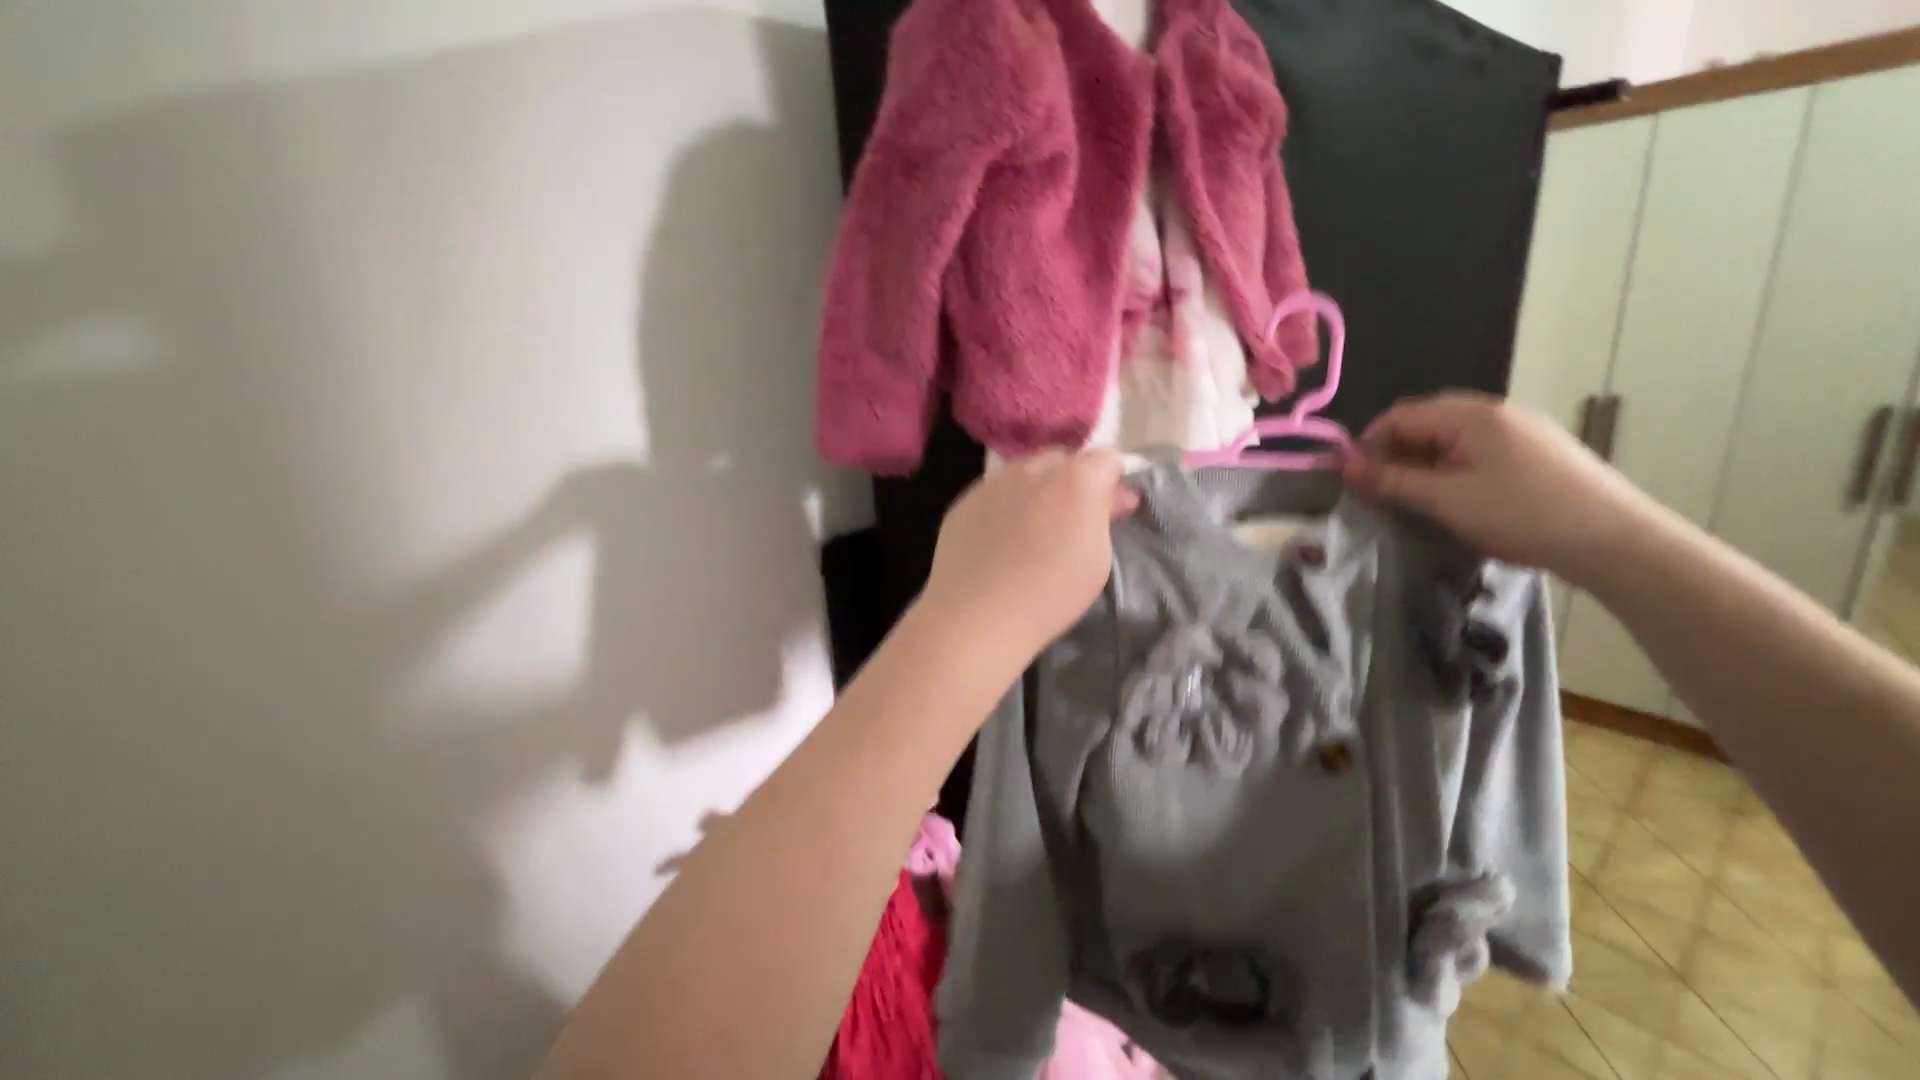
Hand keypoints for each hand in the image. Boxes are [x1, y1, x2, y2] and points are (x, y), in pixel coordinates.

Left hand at [919, 449, 1139, 656]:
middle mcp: (1031, 469)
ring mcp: (992, 483)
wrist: (977, 617)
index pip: (1106, 458)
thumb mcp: (1097, 560)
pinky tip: (1000, 542)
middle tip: (1072, 520)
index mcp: (1075, 479)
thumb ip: (1106, 516)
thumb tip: (1114, 495)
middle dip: (1073, 480)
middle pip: (1062, 459)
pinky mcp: (963, 502)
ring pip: (1024, 473)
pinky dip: (1004, 508)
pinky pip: (994, 494)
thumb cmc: (1051, 593)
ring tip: (1032, 532)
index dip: (1112, 482)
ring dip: (1036, 491)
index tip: (1111, 511)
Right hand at [1342, 393, 1661, 584]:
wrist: (1614, 541)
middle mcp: (1497, 412)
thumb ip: (1393, 482)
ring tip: (1418, 500)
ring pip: (1454, 438)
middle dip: (1396, 452)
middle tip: (1382, 492)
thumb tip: (1346, 469)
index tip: (1355, 479)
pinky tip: (1459, 500)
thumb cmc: (1521, 515)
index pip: (1402, 414)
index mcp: (1473, 415)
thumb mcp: (1447, 501)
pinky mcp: (1539, 452)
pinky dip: (1454, 469)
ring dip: (1425, 463)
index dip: (1369, 443)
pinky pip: (1479, 451)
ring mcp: (1523, 430)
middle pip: (1427, 421)